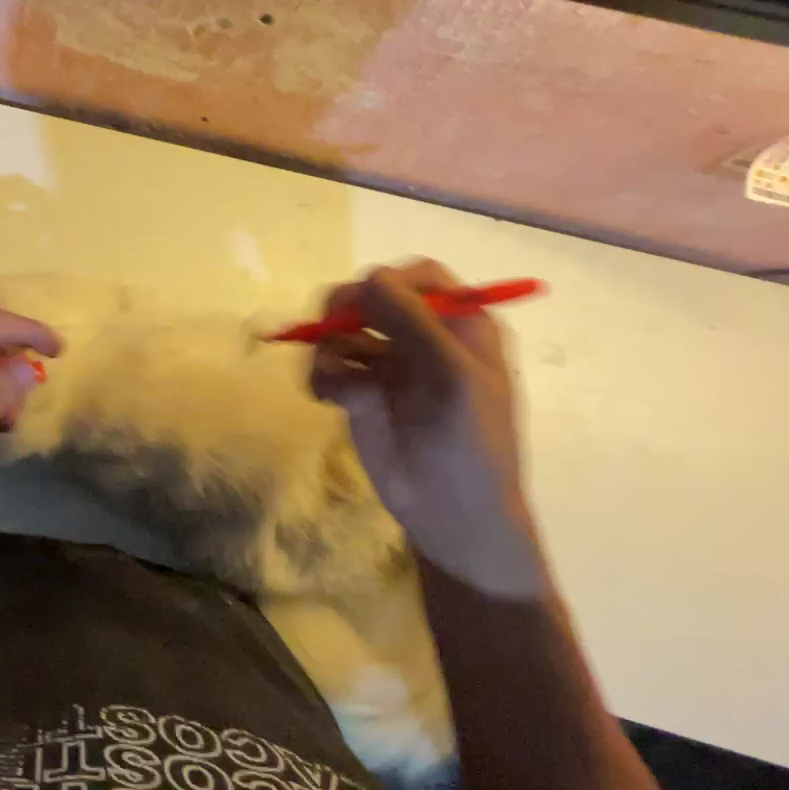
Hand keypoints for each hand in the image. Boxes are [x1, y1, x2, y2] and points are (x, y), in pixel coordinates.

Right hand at [309, 259, 550, 598]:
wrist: (449, 513)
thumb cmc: (468, 444)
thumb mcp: (453, 376)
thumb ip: (413, 323)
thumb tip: (368, 279)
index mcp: (459, 327)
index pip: (420, 277)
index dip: (391, 281)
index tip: (366, 301)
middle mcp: (419, 339)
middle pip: (370, 298)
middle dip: (346, 312)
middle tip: (330, 332)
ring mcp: (385, 366)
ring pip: (340, 332)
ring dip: (327, 348)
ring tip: (332, 379)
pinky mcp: (356, 394)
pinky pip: (326, 367)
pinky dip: (320, 377)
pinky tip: (326, 398)